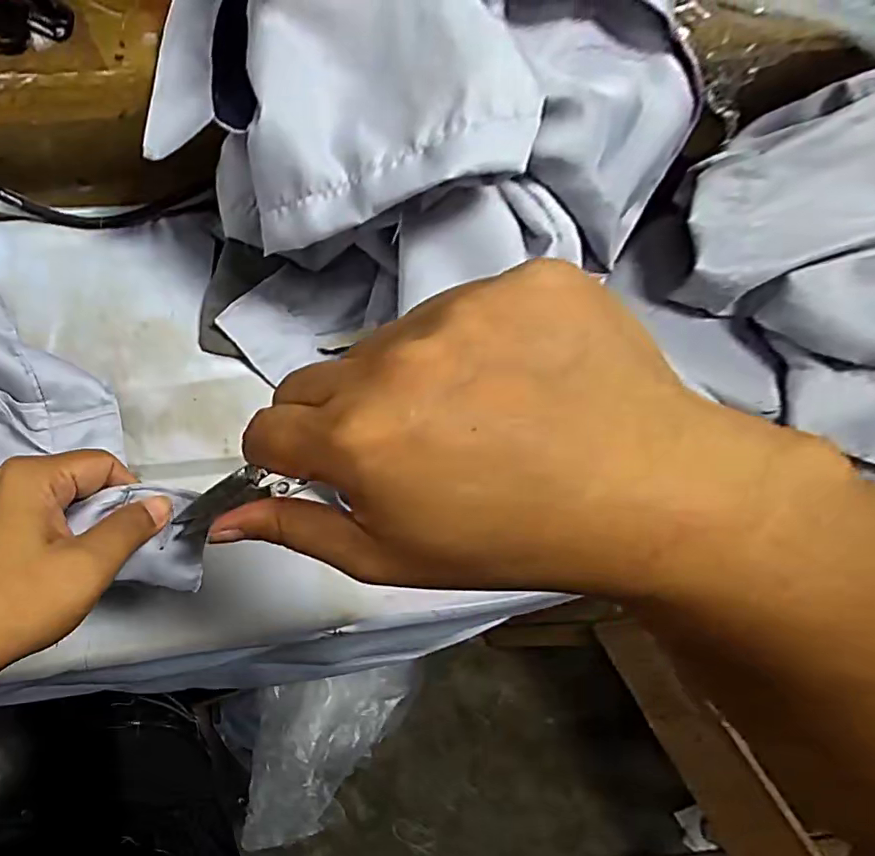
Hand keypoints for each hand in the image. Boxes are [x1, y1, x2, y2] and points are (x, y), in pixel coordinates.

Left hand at [0, 450, 170, 686]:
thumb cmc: (20, 603)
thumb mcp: (87, 567)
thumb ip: (127, 528)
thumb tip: (158, 503)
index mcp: (26, 475)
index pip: (99, 463)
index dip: (128, 495)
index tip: (135, 534)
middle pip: (71, 479)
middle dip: (98, 512)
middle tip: (102, 557)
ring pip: (48, 499)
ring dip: (72, 525)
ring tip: (73, 567)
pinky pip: (23, 515)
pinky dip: (45, 533)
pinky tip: (43, 568)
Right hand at [209, 258, 849, 597]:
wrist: (655, 496)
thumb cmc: (500, 540)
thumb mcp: (381, 554)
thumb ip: (291, 528)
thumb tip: (219, 521)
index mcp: (351, 437)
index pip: (263, 429)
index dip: (283, 456)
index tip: (321, 471)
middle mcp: (388, 364)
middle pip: (308, 383)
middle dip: (329, 417)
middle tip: (394, 447)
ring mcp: (457, 312)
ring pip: (376, 345)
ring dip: (394, 378)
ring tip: (460, 412)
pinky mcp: (519, 281)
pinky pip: (451, 309)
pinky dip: (461, 342)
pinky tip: (506, 376)